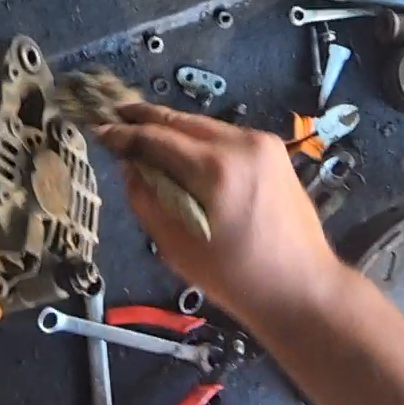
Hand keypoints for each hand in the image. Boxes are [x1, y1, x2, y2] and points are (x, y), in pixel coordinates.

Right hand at [96, 103, 344, 331]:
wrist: (303, 288)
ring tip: (142, 130)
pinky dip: (199, 139)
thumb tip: (129, 167)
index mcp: (215, 168)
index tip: (100, 131)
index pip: (157, 138)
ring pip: (203, 125)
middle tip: (115, 116)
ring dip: (172, 128)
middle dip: (145, 118)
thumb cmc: (236, 278)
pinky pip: (223, 136)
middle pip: (180, 121)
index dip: (124, 134)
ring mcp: (261, 142)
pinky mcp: (272, 149)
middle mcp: (240, 143)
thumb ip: (146, 200)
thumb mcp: (176, 246)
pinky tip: (182, 149)